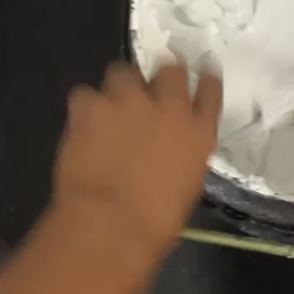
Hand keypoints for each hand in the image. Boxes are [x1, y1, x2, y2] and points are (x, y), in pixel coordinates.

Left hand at [48, 61, 222, 267]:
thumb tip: (170, 150)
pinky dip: (85, 106)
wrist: (110, 225)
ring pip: (124, 72)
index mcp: (199, 132)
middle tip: (149, 89)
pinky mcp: (91, 106)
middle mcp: (168, 106)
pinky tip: (83, 122)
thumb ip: (183, 155)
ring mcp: (129, 101)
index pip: (210, 89)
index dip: (204, 79)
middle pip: (171, 69)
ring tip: (111, 105)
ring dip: (120, 86)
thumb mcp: (186, 186)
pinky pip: (86, 94)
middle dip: (162, 75)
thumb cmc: (156, 222)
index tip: (201, 74)